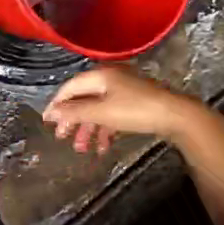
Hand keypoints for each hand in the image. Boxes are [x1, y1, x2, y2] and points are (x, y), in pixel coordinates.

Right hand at [41, 66, 202, 153]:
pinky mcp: (134, 102)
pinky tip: (103, 147)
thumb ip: (75, 112)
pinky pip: (112, 114)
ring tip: (83, 149)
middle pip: (84, 99)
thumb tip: (52, 112)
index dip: (57, 104)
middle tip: (63, 138)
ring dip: (89, 129)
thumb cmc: (136, 111)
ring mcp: (124, 90)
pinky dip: (105, 129)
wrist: (176, 116)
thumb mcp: (102, 113)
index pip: (71, 87)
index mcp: (100, 75)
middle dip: (73, 120)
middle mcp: (110, 78)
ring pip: (98, 109)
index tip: (47, 122)